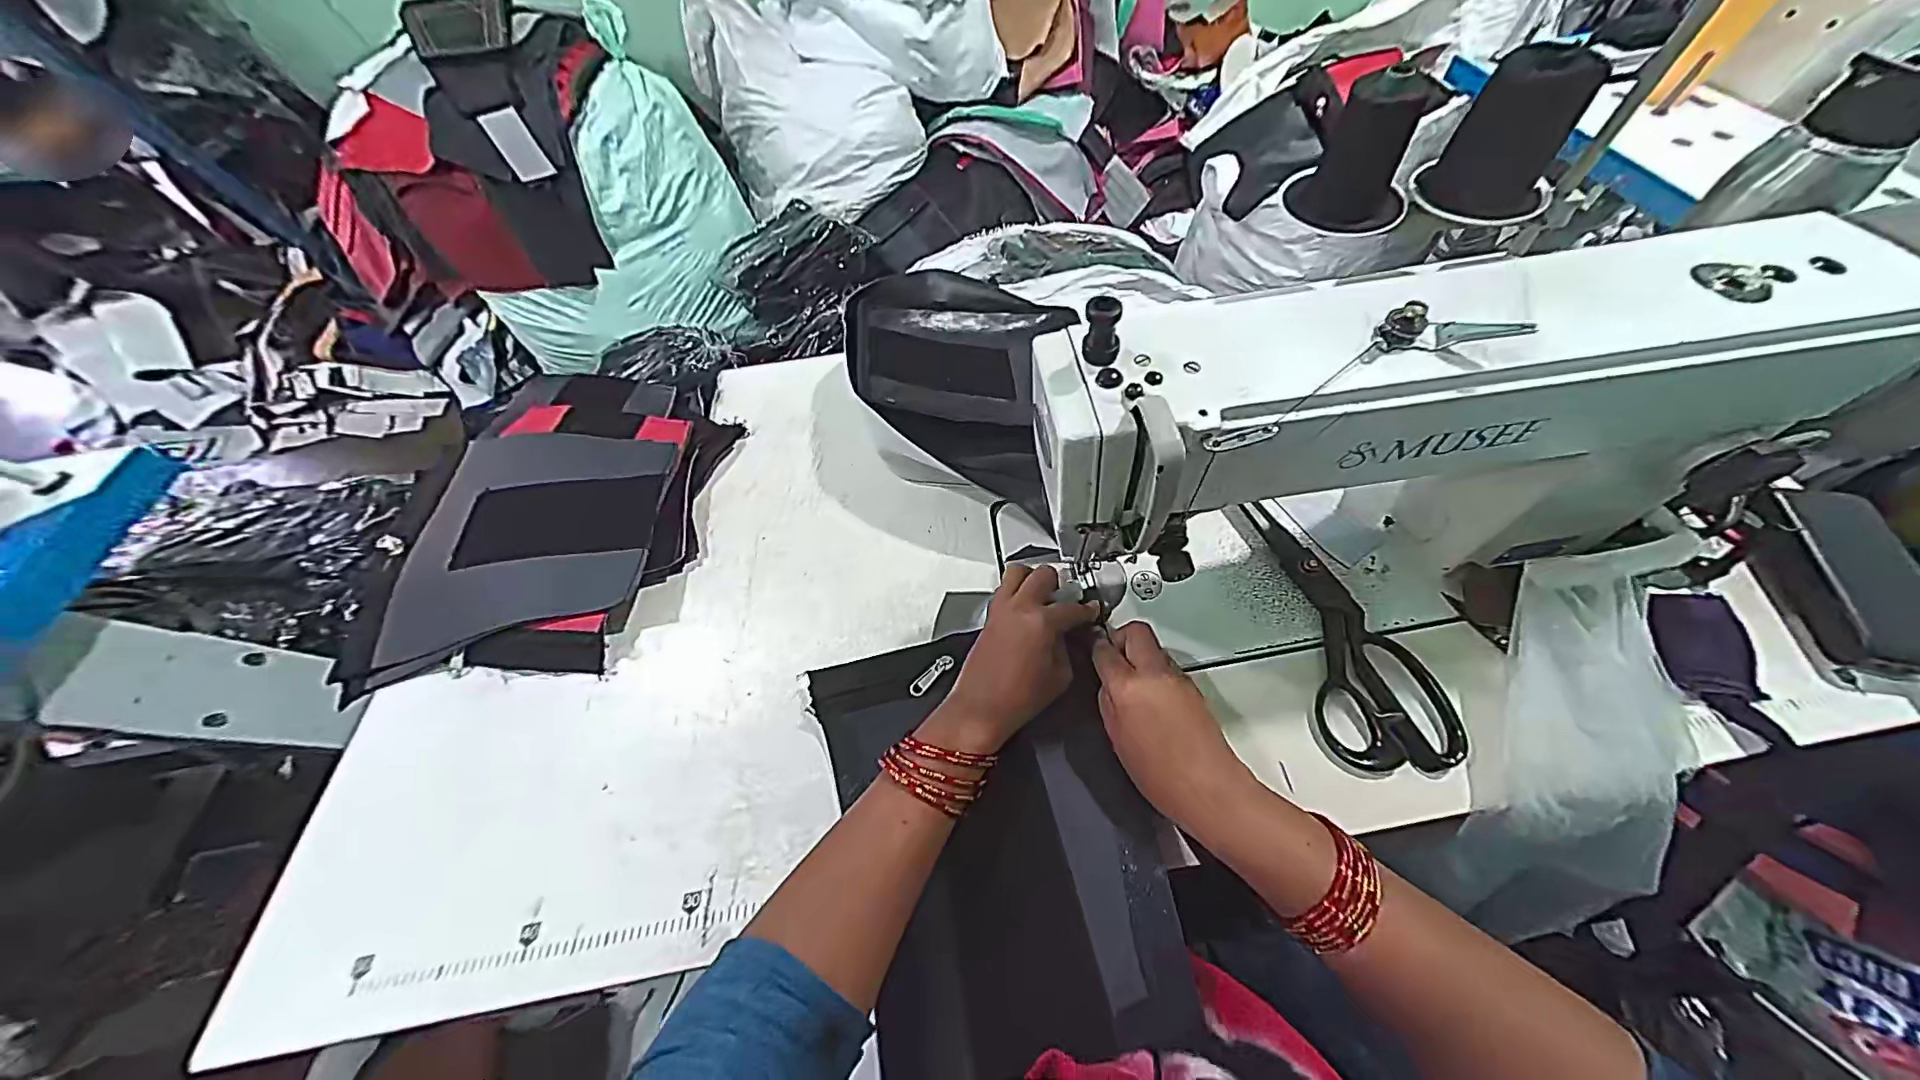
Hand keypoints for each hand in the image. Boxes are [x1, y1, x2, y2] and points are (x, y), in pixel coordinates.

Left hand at [932, 565, 1098, 752]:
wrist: (981, 708)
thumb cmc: (1014, 699)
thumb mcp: (1060, 676)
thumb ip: (1067, 647)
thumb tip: (1067, 636)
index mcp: (1041, 621)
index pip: (1073, 606)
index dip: (1087, 609)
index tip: (1090, 611)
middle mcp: (1019, 608)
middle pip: (1044, 574)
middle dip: (1060, 582)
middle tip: (1067, 596)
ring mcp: (1000, 610)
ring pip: (1017, 572)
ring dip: (1033, 578)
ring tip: (1044, 593)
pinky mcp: (988, 617)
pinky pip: (1004, 591)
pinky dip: (1017, 592)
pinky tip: (1026, 609)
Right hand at [1091, 622, 1257, 831]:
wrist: (1209, 789)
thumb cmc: (1164, 777)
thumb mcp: (1117, 740)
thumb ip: (1108, 705)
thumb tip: (1107, 687)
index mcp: (1128, 688)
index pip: (1105, 649)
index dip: (1096, 647)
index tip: (1094, 650)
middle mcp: (1155, 675)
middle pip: (1136, 631)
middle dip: (1121, 637)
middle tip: (1113, 653)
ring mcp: (1179, 680)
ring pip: (1155, 648)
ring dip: (1141, 657)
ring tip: (1134, 683)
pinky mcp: (1195, 689)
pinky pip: (1169, 668)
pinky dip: (1157, 675)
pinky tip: (1154, 700)